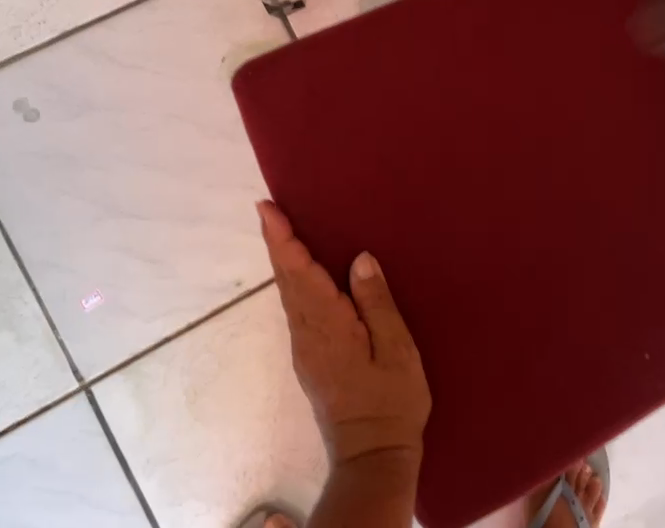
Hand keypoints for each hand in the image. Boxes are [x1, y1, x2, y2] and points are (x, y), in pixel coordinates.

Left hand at [258, 200, 431, 466]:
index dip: (283, 240)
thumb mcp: (396, 349)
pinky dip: (294, 281)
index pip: (299, 274)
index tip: (267, 209)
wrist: (373, 456)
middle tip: (268, 209)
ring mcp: (306, 349)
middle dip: (277, 242)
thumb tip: (359, 259)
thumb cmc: (392, 400)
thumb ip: (377, 303)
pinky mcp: (312, 358)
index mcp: (328, 328)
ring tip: (283, 231)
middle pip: (287, 281)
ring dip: (284, 260)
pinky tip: (303, 273)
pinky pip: (298, 308)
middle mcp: (308, 336)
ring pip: (289, 295)